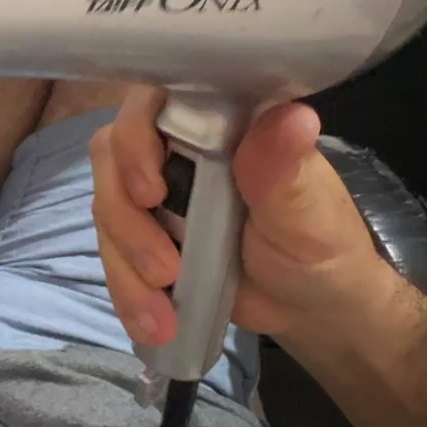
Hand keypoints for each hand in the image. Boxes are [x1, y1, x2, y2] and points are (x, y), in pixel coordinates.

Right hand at [90, 87, 400, 346]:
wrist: (309, 305)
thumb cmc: (320, 247)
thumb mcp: (307, 215)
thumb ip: (284, 170)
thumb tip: (292, 117)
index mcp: (217, 121)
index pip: (152, 102)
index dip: (135, 139)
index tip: (151, 192)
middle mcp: (174, 145)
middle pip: (113, 159)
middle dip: (127, 221)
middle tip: (165, 270)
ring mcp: (151, 189)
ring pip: (106, 210)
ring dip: (125, 266)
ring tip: (162, 315)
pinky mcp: (139, 231)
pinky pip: (110, 252)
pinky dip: (124, 291)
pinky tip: (152, 323)